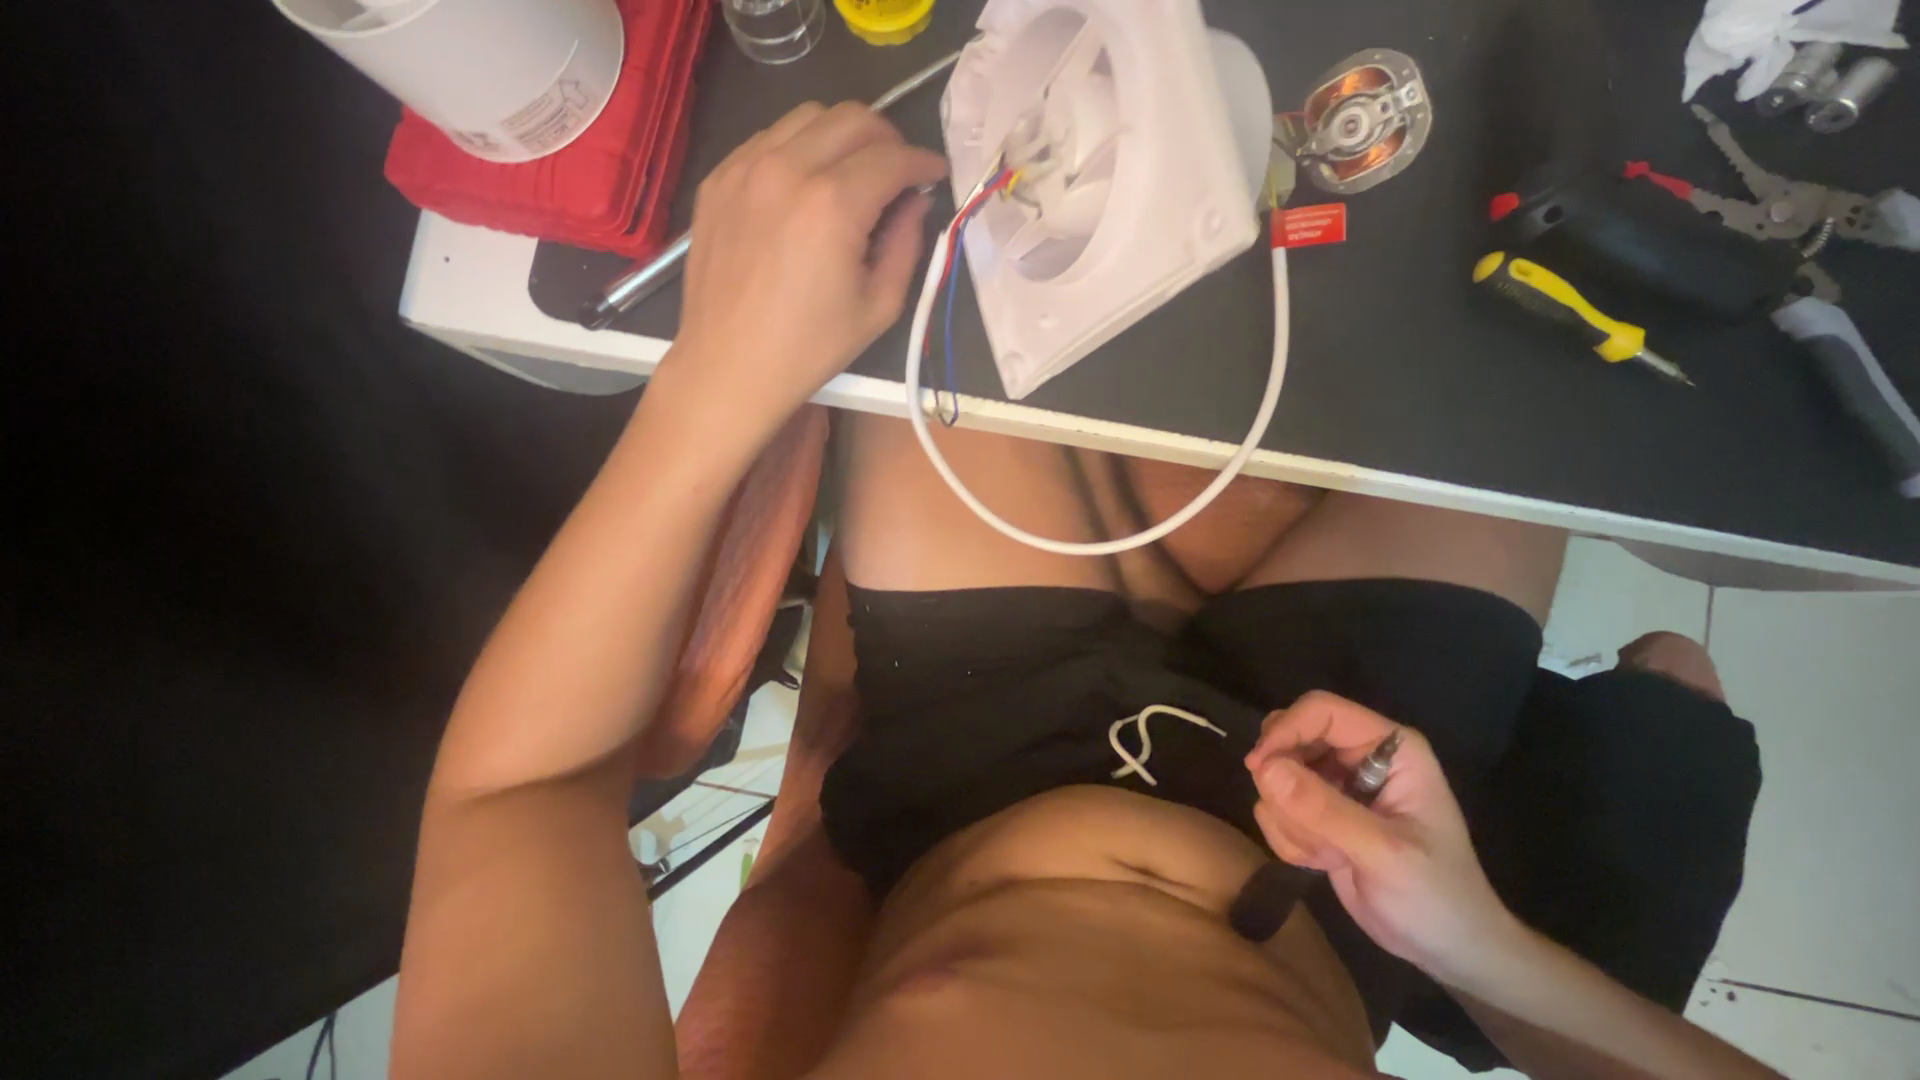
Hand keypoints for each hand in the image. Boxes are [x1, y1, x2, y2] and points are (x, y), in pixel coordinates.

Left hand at [663, 102, 946, 439]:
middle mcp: (787, 169)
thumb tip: (915, 205)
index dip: (922, 163)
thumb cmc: (810, 347)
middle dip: (887, 138)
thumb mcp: (879, 305)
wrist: (728, 365)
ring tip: (853, 173)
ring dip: (842, 136)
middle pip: (852, 118)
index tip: (935, 176)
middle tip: (899, 171)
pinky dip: (798, 148)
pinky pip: (768, 138)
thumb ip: (906, 244)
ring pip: (808, 117)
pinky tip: (806, 185)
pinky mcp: (719, 179)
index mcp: (832, 205)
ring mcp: (745, 168)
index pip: (892, 157)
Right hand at [1244, 691, 1520, 975]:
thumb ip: (1324, 809)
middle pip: (1290, 738)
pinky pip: (1275, 808)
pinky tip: (1323, 862)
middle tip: (1301, 825)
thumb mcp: (1384, 852)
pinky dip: (1289, 838)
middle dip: (1285, 785)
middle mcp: (1360, 758)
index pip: (1321, 710)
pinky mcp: (1319, 815)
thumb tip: (1263, 768)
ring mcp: (1338, 786)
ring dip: (1290, 821)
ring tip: (1329, 854)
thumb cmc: (1437, 897)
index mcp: (1390, 748)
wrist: (1448, 950)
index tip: (1259, 767)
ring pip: (1277, 776)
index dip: (1286, 731)